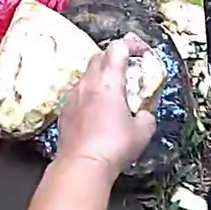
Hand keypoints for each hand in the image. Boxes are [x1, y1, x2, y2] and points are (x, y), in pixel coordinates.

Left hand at [54, 35, 155, 176]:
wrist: (81, 166)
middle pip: (99, 56)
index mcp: (109, 81)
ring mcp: (72, 96)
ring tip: (112, 92)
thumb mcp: (143, 131)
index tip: (142, 52)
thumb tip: (144, 114)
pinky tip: (97, 111)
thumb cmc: (115, 146)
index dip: (131, 44)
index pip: (118, 48)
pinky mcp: (64, 111)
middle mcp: (88, 83)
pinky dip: (89, 94)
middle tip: (127, 69)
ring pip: (86, 75)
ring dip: (100, 77)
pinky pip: (78, 94)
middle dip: (114, 57)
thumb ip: (146, 116)